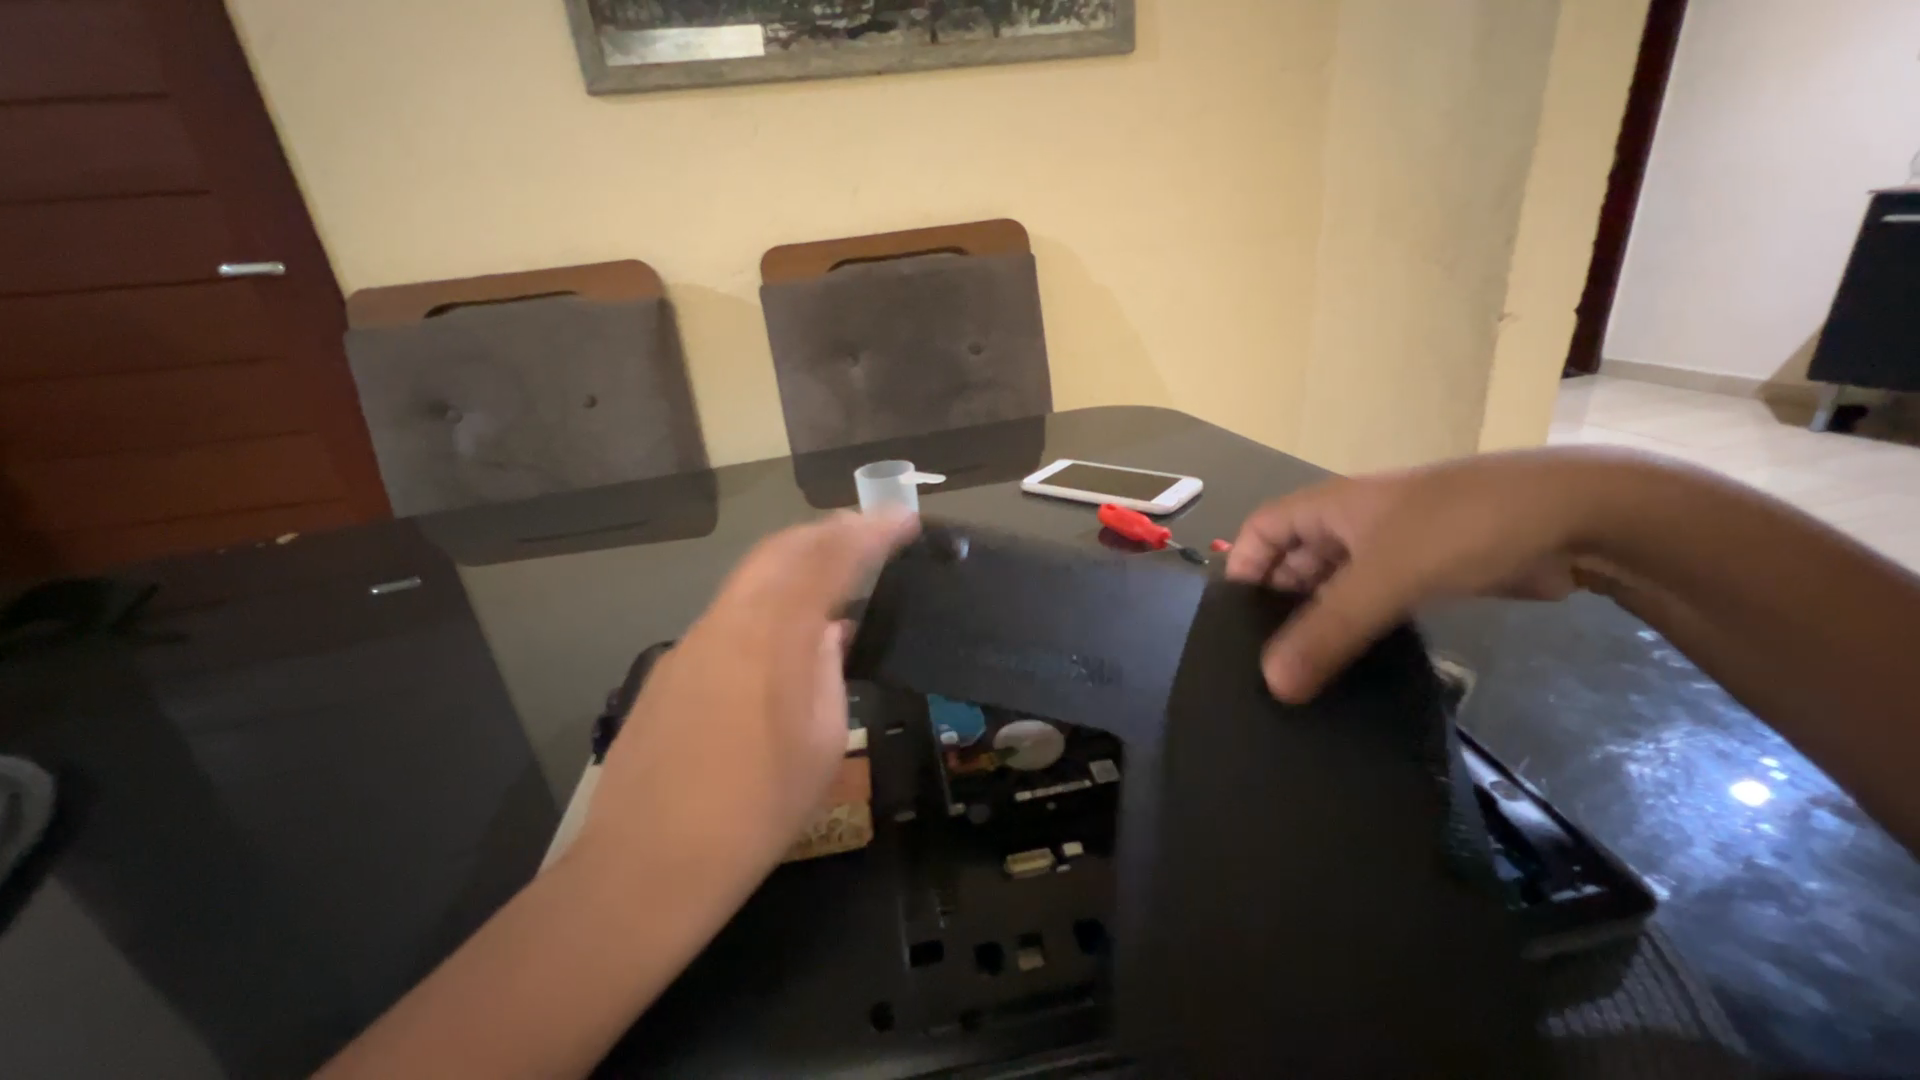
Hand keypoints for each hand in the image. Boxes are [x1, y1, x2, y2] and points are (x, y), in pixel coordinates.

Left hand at [577, 510, 918, 877]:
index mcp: (775, 637)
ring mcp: (691, 643)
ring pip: (750, 579)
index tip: (904, 519)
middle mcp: (729, 622)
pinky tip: (781, 636)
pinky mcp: (670, 669)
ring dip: (795, 563)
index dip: (872, 532)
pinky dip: (765, 601)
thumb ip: (829, 672)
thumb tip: (831, 632)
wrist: (649, 862)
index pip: (830, 559)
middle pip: (781, 550)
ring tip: (834, 574)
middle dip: (829, 532)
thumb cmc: (756, 812)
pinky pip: (728, 614)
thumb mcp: (821, 744)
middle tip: (869, 531)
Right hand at [1225, 450, 1623, 702]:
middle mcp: (1352, 526)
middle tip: (1262, 664)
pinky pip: (1373, 606)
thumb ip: (1328, 631)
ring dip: (1319, 625)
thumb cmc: (1461, 525)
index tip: (1232, 623)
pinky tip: (1351, 670)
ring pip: (1335, 589)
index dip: (1242, 568)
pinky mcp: (1425, 578)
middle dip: (1277, 606)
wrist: (1575, 516)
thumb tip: (1273, 685)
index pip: (1262, 530)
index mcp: (1331, 507)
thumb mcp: (1385, 576)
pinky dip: (1357, 633)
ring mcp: (1391, 551)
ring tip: (1299, 678)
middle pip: (1294, 563)